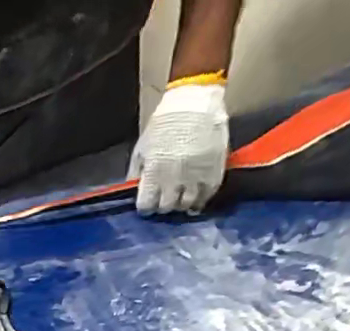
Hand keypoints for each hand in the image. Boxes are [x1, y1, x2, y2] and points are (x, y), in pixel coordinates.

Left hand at [129, 81, 229, 215]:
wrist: (194, 102)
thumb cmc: (163, 126)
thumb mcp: (141, 150)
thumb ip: (137, 173)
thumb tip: (134, 190)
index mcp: (153, 175)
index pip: (146, 206)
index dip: (146, 207)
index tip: (148, 204)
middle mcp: (174, 179)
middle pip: (167, 207)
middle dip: (163, 206)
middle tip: (164, 200)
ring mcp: (196, 174)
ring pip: (187, 203)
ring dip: (182, 205)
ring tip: (180, 199)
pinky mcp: (214, 168)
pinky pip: (208, 192)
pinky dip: (202, 199)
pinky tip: (197, 198)